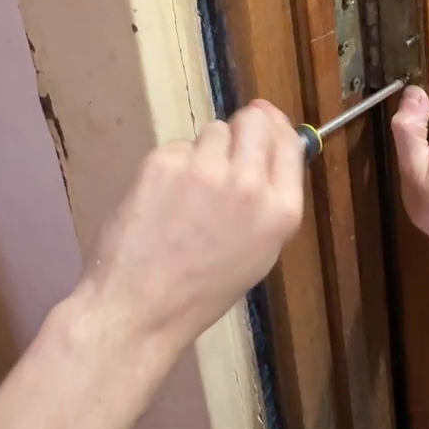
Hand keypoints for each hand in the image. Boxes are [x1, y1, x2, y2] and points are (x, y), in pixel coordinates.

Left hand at [81, 100, 305, 351]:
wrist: (139, 308)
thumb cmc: (202, 290)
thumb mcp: (259, 252)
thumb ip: (270, 199)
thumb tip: (269, 149)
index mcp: (281, 210)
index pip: (289, 141)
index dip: (274, 126)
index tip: (263, 120)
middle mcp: (249, 184)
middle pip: (255, 120)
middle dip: (241, 129)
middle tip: (223, 152)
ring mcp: (206, 170)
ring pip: (213, 130)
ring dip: (204, 151)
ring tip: (187, 191)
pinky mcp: (166, 163)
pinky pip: (178, 146)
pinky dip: (172, 165)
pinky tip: (162, 198)